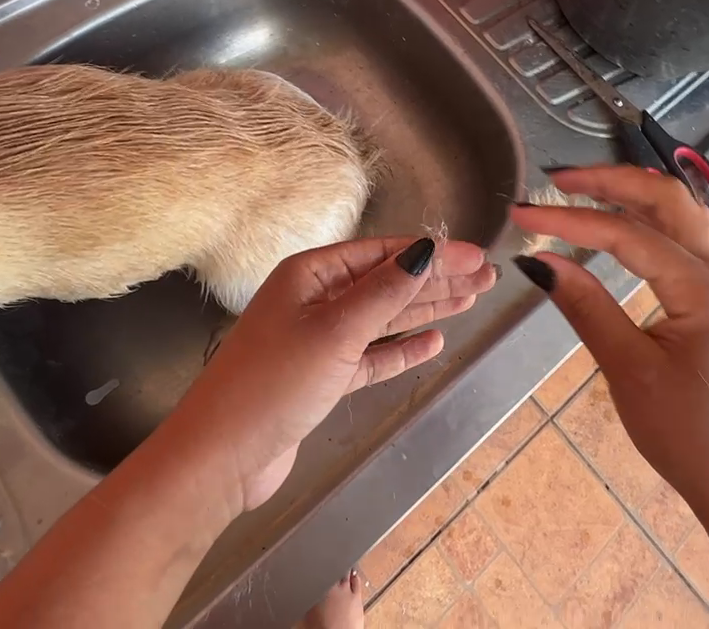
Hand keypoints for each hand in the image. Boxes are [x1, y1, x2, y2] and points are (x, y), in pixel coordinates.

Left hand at [164, 235, 495, 512]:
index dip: (431, 253)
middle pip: (386, 283)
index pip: (382, 253)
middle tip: (486, 277)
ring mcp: (319, 339)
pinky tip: (434, 341)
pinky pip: (371, 355)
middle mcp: (315, 299)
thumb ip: (385, 292)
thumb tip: (427, 251)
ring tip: (471, 300)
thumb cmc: (275, 381)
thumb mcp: (336, 330)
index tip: (475, 255)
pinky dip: (401, 349)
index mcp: (311, 273)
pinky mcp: (322, 377)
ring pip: (382, 318)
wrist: (221, 456)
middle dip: (436, 279)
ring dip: (426, 309)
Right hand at [509, 167, 708, 529]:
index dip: (568, 219)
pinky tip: (622, 226)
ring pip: (681, 212)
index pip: (626, 233)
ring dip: (632, 192)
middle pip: (666, 199)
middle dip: (609, 180)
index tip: (520, 215)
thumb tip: (539, 260)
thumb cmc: (687, 435)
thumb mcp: (628, 371)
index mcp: (702, 288)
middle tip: (557, 182)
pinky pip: (686, 236)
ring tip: (583, 192)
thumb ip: (585, 307)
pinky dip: (649, 217)